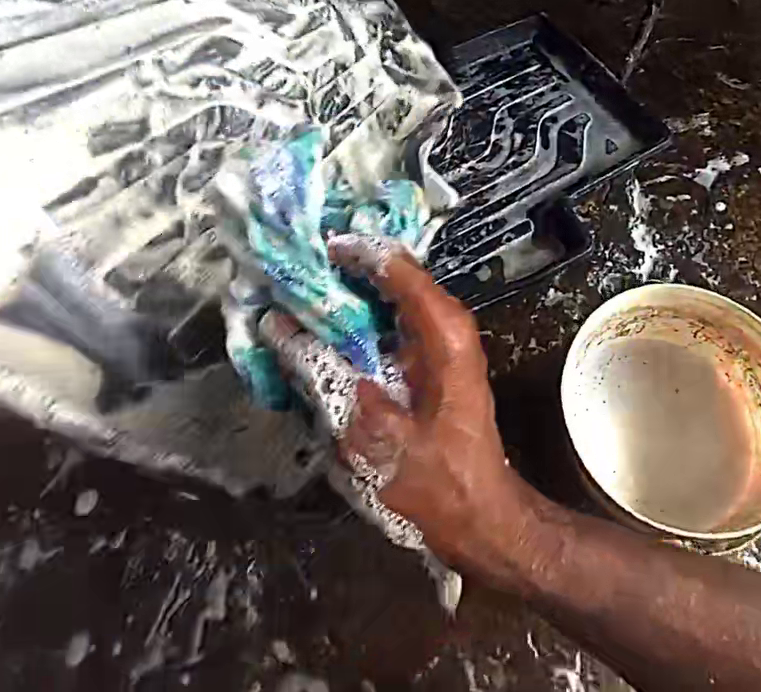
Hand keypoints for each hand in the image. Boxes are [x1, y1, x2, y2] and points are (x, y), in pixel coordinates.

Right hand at [263, 235, 544, 574]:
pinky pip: (394, 324)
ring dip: (352, 296)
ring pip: (393, 299)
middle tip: (296, 269)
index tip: (314, 247)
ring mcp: (443, 342)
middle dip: (347, 272)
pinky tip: (327, 331)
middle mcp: (448, 325)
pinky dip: (362, 322)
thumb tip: (282, 330)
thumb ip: (325, 375)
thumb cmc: (434, 479)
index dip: (355, 252)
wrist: (478, 513)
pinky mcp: (434, 360)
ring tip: (302, 293)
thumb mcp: (369, 431)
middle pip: (395, 278)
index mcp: (442, 331)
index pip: (398, 268)